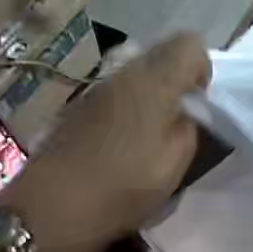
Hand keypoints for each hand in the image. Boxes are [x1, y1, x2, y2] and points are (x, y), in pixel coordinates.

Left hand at [0, 33, 209, 251]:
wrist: (51, 208)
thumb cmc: (121, 188)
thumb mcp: (174, 165)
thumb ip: (188, 128)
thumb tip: (185, 111)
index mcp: (153, 82)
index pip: (189, 43)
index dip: (202, 69)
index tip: (198, 104)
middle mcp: (123, 73)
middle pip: (162, 51)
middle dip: (178, 78)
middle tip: (178, 119)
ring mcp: (97, 86)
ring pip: (137, 70)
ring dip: (152, 92)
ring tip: (151, 133)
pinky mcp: (79, 104)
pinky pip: (116, 89)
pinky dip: (129, 104)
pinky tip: (123, 140)